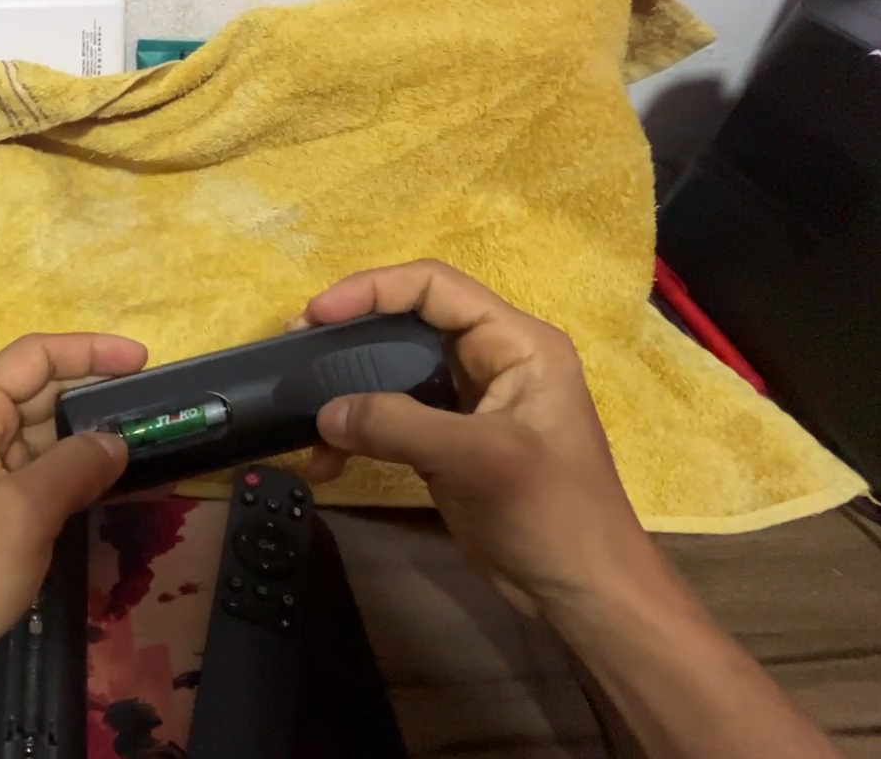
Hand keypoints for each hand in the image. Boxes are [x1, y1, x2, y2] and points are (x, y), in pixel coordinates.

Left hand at [0, 333, 146, 688]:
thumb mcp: (21, 513)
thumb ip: (74, 466)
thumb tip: (116, 440)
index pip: (34, 358)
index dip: (89, 350)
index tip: (142, 360)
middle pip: (41, 392)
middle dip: (96, 395)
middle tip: (155, 408)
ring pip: (45, 433)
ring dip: (90, 436)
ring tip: (147, 441)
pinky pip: (41, 470)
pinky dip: (77, 471)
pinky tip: (115, 479)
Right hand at [300, 260, 662, 615]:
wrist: (581, 595)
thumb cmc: (553, 515)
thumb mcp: (479, 459)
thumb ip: (397, 425)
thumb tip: (323, 413)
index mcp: (514, 343)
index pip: (433, 286)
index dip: (371, 289)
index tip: (317, 313)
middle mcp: (487, 358)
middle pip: (403, 320)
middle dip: (347, 332)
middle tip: (298, 345)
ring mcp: (462, 397)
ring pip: (387, 367)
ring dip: (343, 385)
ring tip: (301, 402)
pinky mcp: (441, 434)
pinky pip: (384, 413)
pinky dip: (352, 431)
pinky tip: (325, 460)